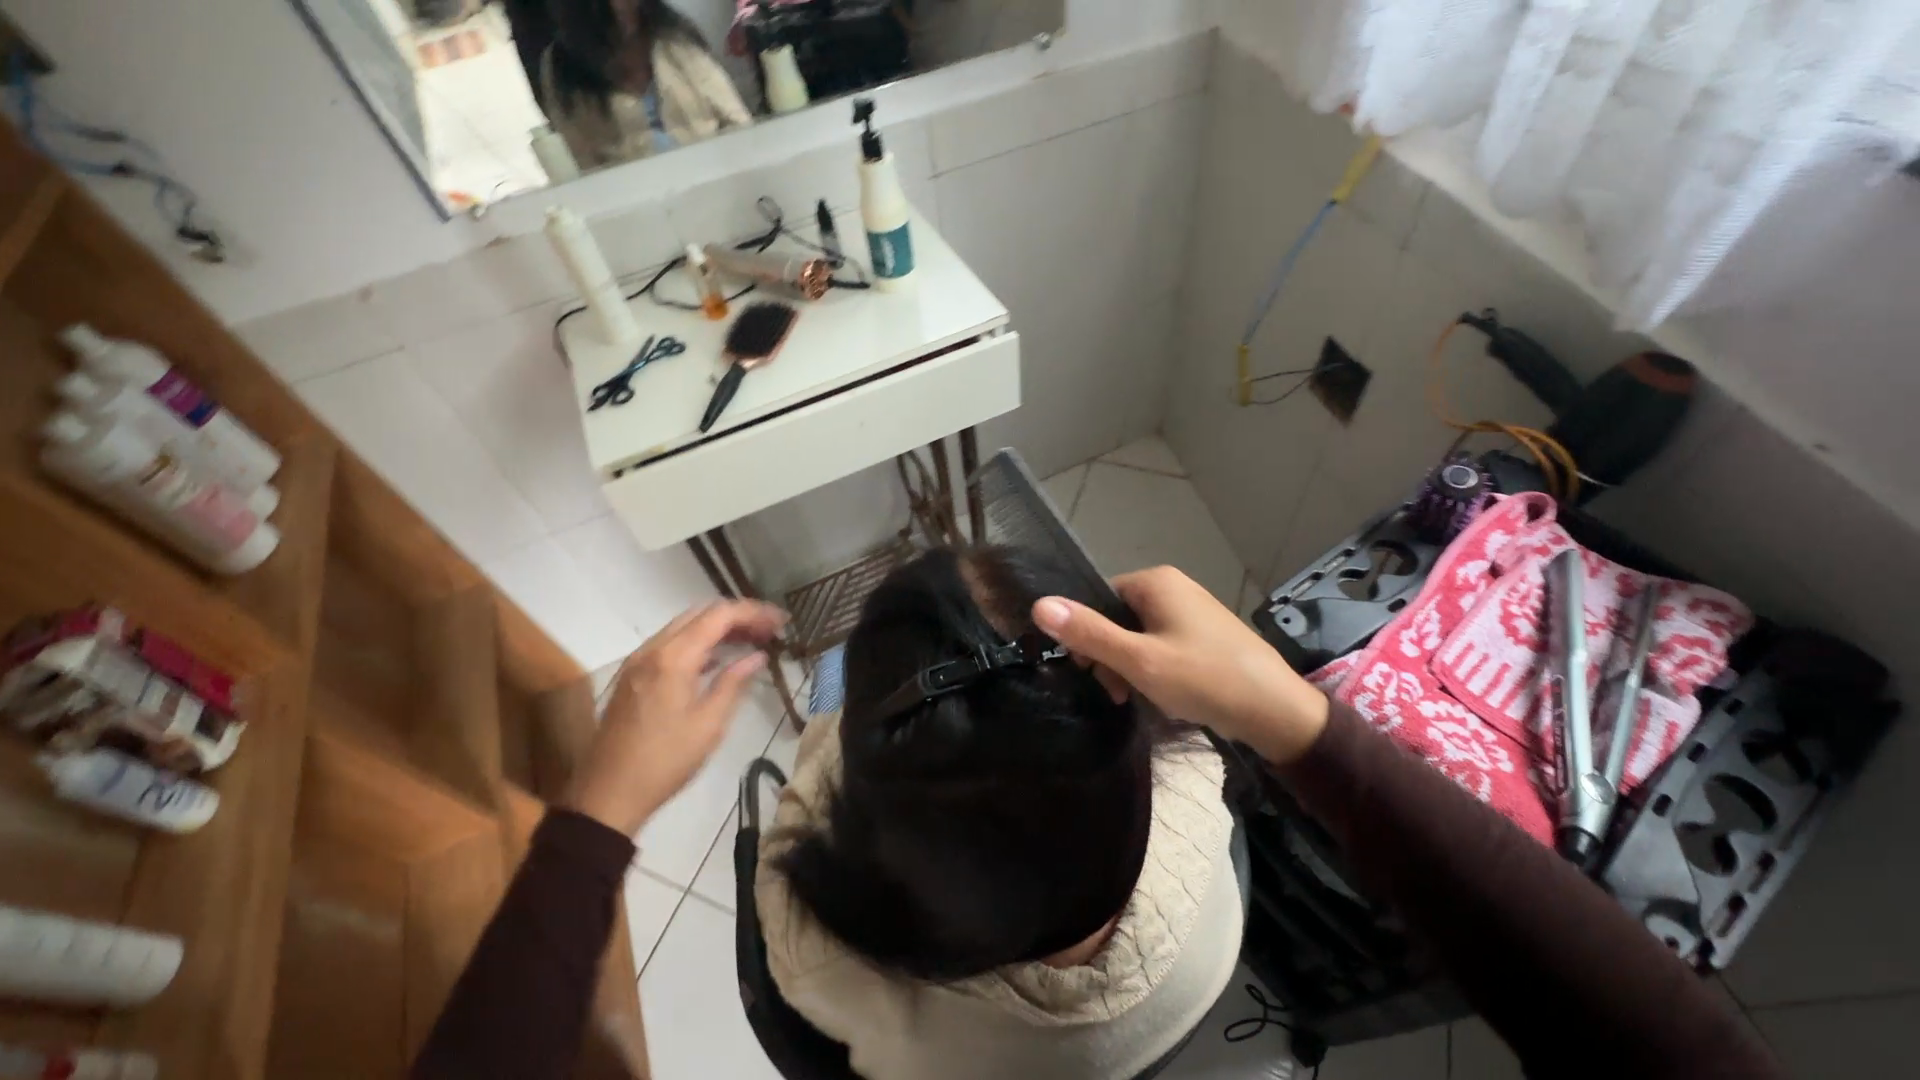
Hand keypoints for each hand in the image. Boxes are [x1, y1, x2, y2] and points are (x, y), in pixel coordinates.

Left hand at [564, 601, 787, 833]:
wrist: (608, 794)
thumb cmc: (665, 761)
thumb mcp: (709, 724)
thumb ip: (734, 683)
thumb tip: (757, 656)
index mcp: (673, 658)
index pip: (719, 615)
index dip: (754, 612)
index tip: (781, 622)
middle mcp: (652, 649)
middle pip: (700, 613)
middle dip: (737, 616)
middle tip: (769, 631)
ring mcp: (638, 661)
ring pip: (683, 626)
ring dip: (717, 628)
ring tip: (751, 642)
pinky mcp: (632, 676)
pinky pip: (669, 644)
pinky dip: (697, 643)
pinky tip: (718, 660)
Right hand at [1031, 566, 1329, 764]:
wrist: (1275, 711)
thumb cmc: (1203, 678)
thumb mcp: (1139, 660)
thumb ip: (1089, 633)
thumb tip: (1039, 604)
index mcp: (1156, 582)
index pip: (1099, 598)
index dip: (1087, 634)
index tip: (1091, 670)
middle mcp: (1175, 588)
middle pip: (1118, 617)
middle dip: (1110, 655)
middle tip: (1118, 692)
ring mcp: (1193, 612)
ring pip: (1140, 635)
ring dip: (1131, 667)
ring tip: (1139, 699)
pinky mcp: (1206, 636)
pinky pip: (1163, 645)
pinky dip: (1155, 669)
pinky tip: (1163, 697)